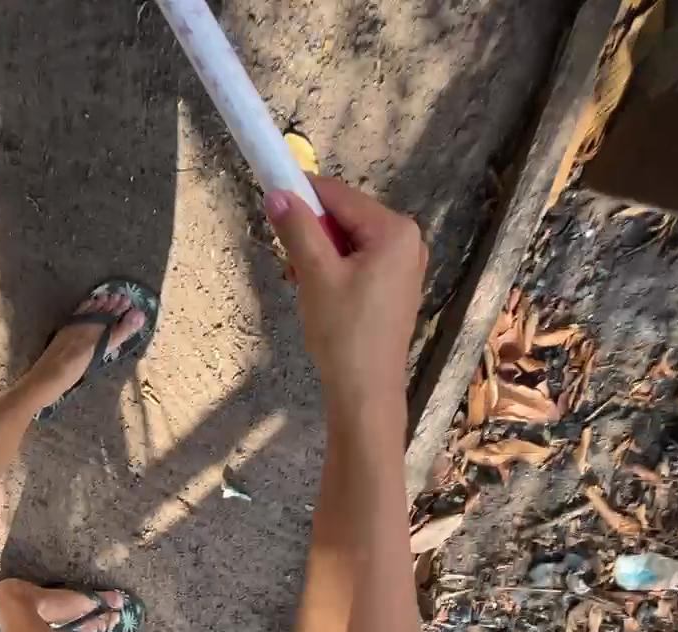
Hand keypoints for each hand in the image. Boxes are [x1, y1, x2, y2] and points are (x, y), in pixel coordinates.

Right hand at [264, 174, 425, 433]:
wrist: (365, 389)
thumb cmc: (343, 332)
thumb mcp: (315, 276)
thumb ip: (298, 231)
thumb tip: (277, 195)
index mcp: (393, 230)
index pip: (339, 195)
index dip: (303, 194)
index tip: (271, 198)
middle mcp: (407, 240)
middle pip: (345, 219)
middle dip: (312, 236)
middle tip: (292, 267)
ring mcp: (403, 266)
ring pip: (349, 244)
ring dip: (319, 258)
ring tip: (307, 290)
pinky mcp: (394, 290)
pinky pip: (358, 265)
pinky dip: (334, 274)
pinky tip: (323, 300)